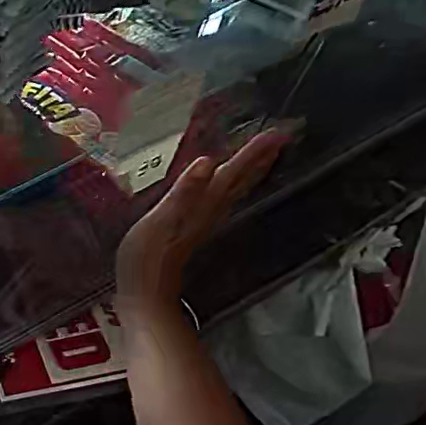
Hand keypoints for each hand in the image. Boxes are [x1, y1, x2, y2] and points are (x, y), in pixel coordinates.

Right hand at [115, 127, 289, 318]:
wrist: (145, 292)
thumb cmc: (146, 256)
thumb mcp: (160, 220)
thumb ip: (184, 192)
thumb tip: (207, 161)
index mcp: (203, 206)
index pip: (231, 174)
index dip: (250, 153)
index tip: (274, 133)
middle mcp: (209, 212)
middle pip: (240, 182)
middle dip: (259, 159)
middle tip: (280, 137)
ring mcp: (203, 222)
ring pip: (234, 192)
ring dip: (250, 172)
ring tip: (263, 155)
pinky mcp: (193, 228)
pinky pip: (220, 201)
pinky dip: (230, 187)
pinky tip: (226, 185)